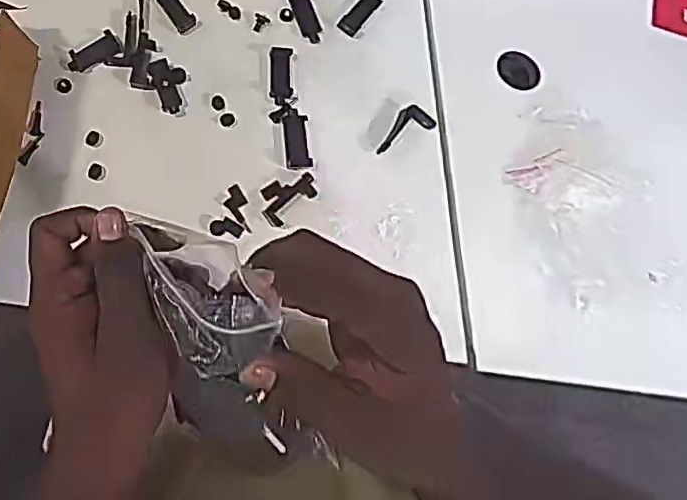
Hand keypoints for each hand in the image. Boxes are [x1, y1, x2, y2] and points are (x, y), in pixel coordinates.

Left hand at [28, 206, 170, 499]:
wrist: (109, 458)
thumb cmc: (114, 403)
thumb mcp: (125, 328)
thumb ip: (118, 271)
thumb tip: (110, 219)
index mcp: (55, 296)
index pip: (52, 231)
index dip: (86, 220)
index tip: (124, 232)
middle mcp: (62, 300)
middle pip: (87, 245)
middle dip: (129, 246)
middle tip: (165, 257)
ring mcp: (80, 314)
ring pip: (109, 267)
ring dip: (145, 268)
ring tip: (178, 281)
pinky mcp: (99, 328)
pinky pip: (119, 291)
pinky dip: (145, 290)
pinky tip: (173, 301)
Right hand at [244, 230, 461, 493]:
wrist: (455, 436)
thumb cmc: (419, 435)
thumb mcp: (358, 427)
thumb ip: (304, 391)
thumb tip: (254, 363)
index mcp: (389, 313)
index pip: (324, 276)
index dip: (277, 278)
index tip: (240, 292)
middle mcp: (385, 287)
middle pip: (315, 250)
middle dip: (267, 264)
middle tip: (232, 293)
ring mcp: (377, 284)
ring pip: (315, 251)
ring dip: (274, 266)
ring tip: (242, 296)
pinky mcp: (366, 289)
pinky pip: (320, 265)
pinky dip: (287, 275)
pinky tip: (266, 297)